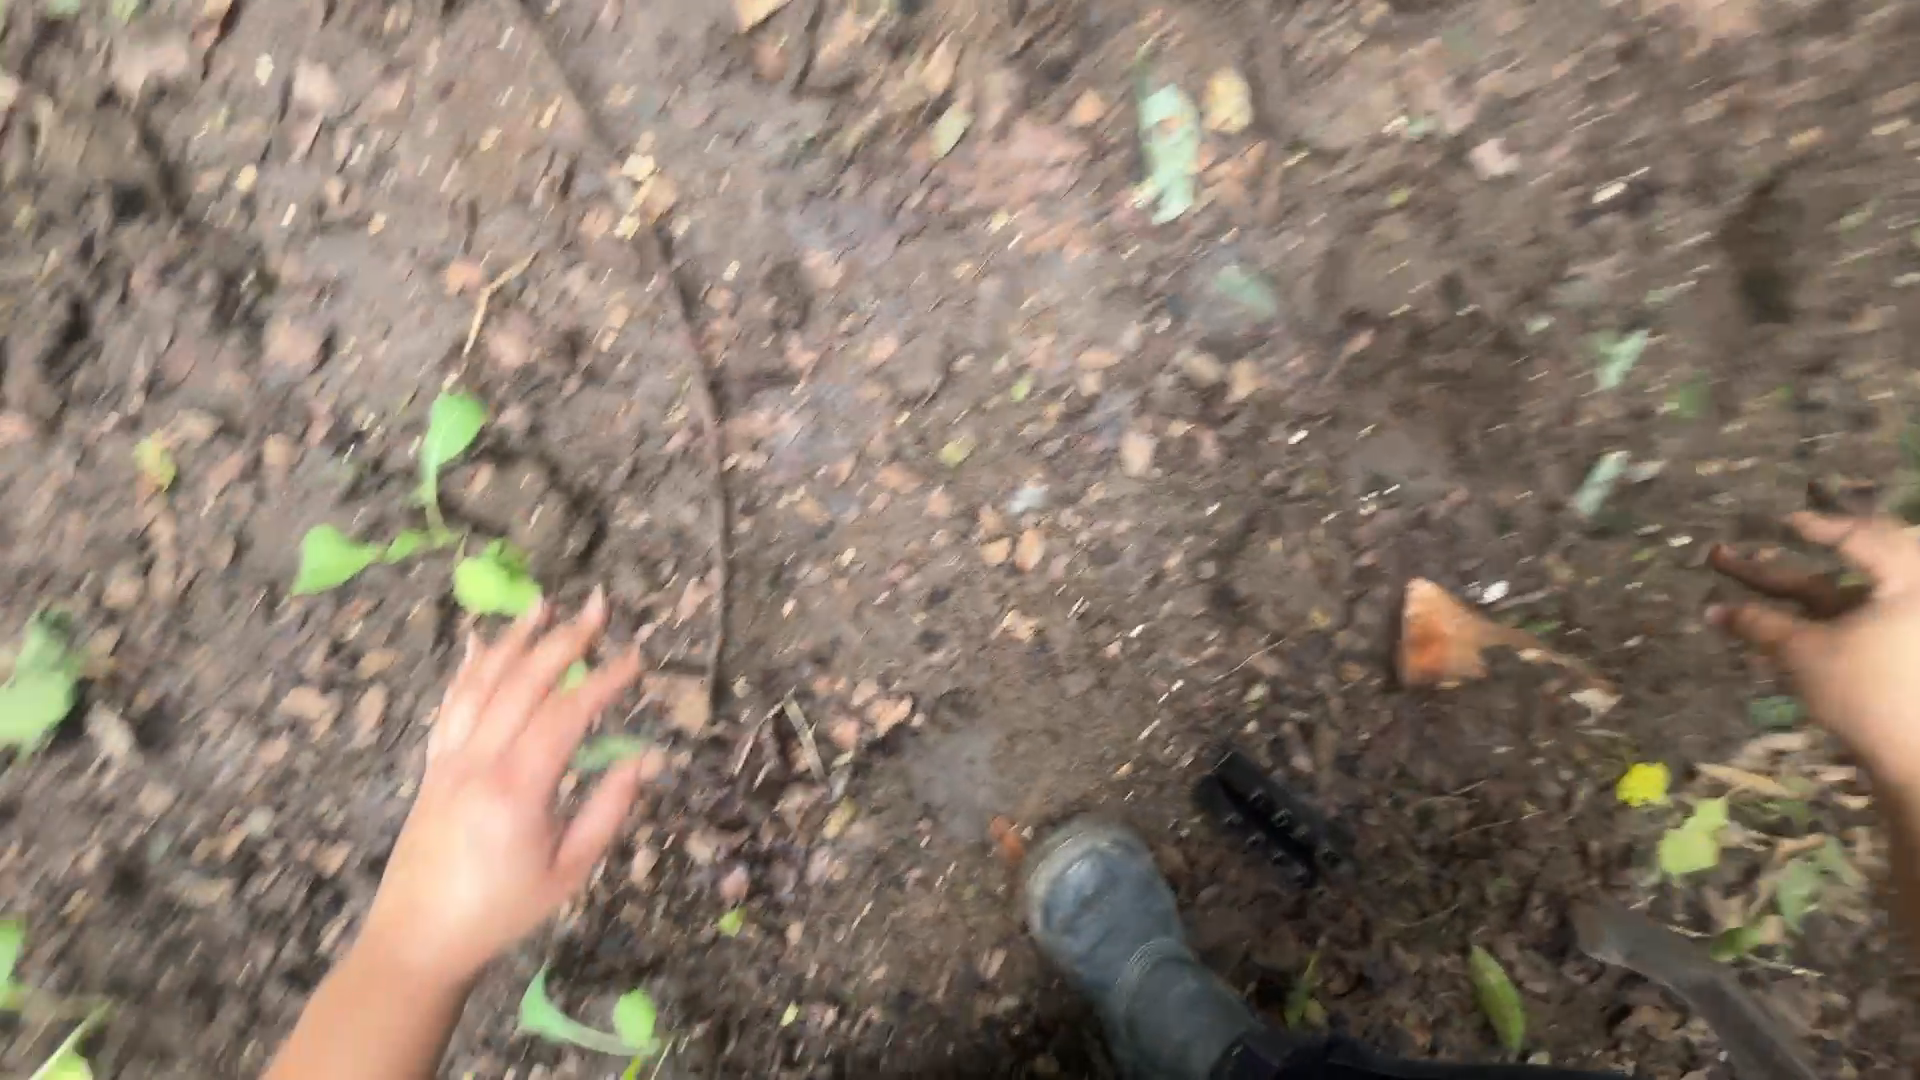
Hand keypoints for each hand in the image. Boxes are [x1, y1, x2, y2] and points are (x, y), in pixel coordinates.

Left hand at [359, 590, 662, 987]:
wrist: (416, 943)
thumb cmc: (503, 909)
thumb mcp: (570, 869)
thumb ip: (609, 809)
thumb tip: (647, 758)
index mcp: (517, 787)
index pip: (567, 714)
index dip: (605, 680)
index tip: (637, 657)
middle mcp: (478, 761)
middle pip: (523, 682)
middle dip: (564, 639)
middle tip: (599, 606)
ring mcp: (449, 760)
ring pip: (482, 684)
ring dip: (515, 639)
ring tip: (543, 604)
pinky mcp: (432, 767)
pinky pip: (450, 706)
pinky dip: (468, 669)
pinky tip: (480, 642)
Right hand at [1709, 513, 1919, 784]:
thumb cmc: (1868, 692)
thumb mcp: (1803, 651)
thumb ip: (1758, 624)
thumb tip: (1712, 610)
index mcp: (1908, 587)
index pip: (1867, 539)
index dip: (1823, 527)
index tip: (1785, 522)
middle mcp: (1911, 601)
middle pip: (1854, 565)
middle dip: (1786, 561)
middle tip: (1736, 553)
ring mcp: (1907, 629)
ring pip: (1841, 596)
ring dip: (1785, 588)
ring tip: (1729, 580)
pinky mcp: (1899, 655)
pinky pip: (1850, 623)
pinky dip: (1808, 618)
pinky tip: (1762, 623)